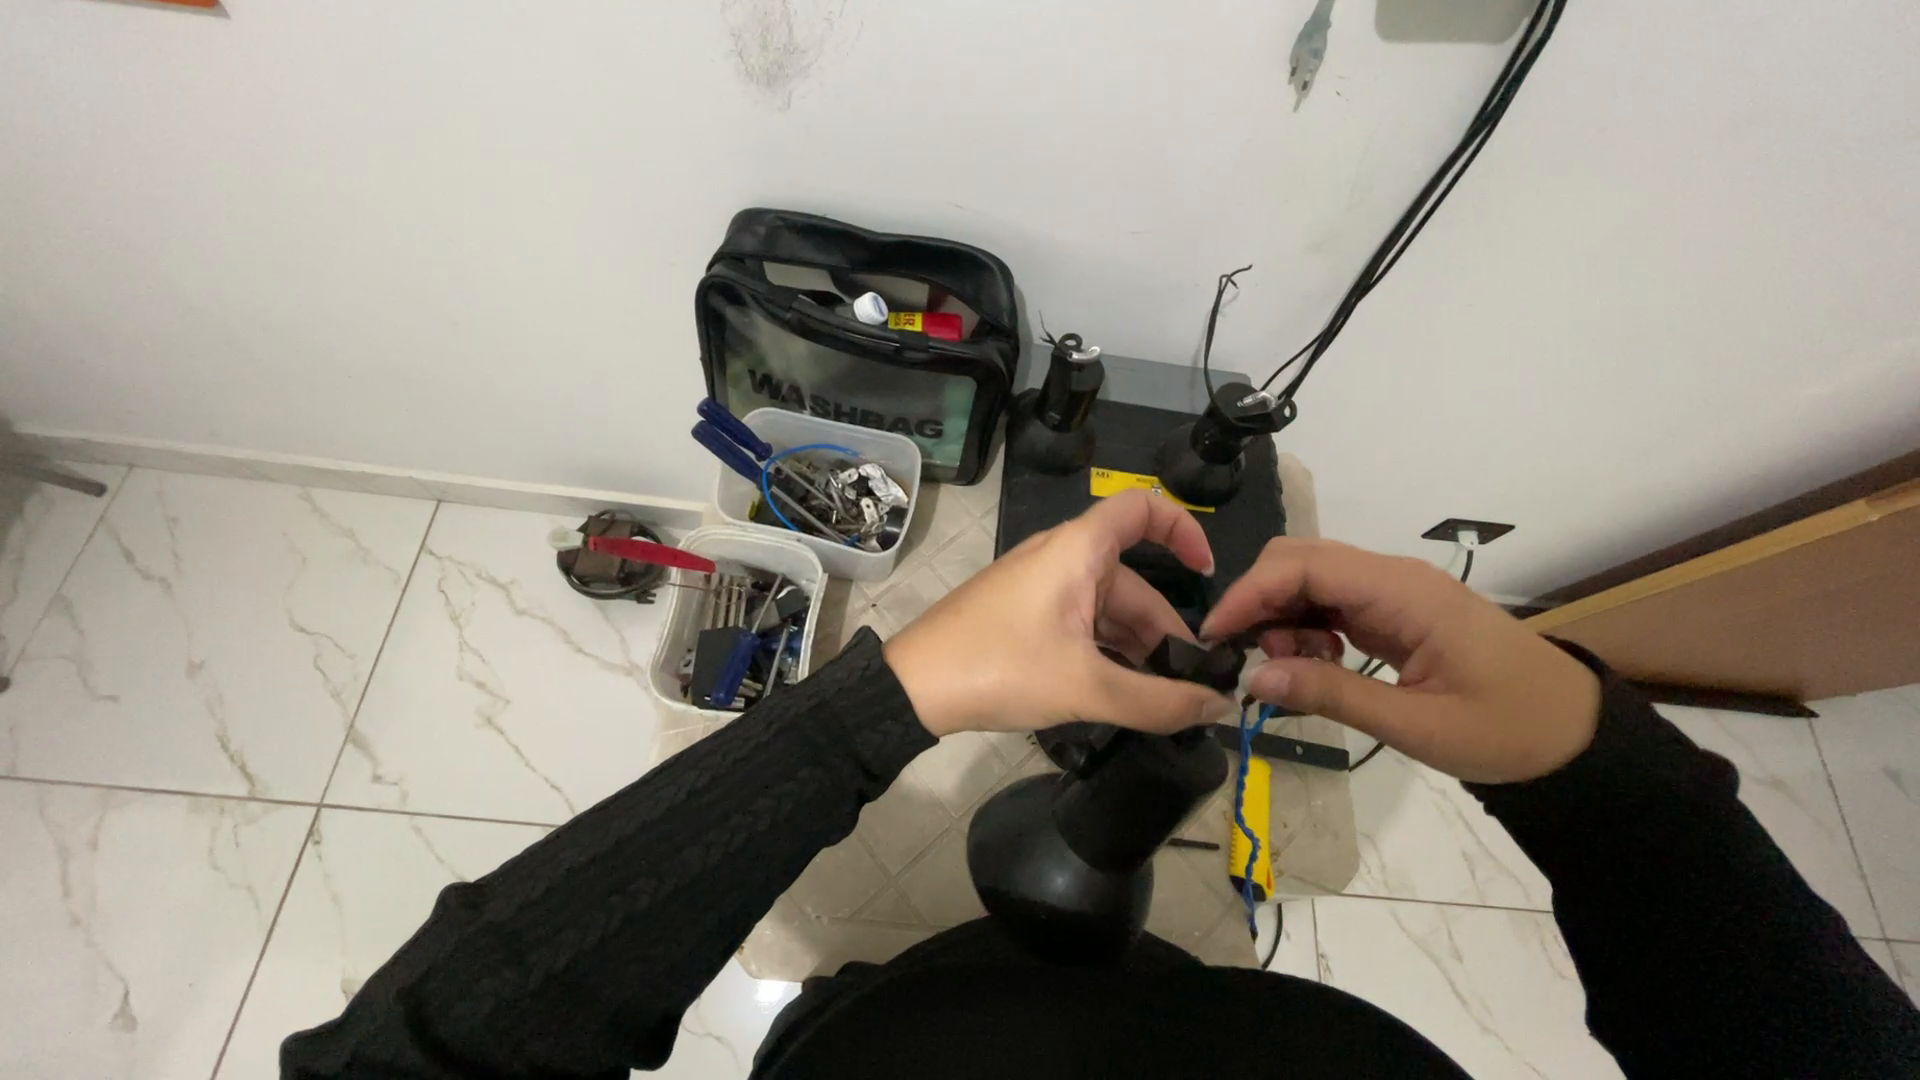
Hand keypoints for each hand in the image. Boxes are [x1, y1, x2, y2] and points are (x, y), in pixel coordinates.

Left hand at [884, 491, 1237, 738]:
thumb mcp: (1086, 688)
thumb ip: (1159, 701)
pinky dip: (1106, 650)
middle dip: (1165, 630)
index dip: (1183, 529)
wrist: (913, 686)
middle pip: (1133, 579)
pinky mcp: (1024, 611)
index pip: (1142, 508)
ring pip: (1106, 608)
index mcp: (1078, 550)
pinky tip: (1120, 692)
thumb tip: (1220, 708)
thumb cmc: (1001, 668)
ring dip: (1136, 647)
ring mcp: (1039, 585)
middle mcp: (1061, 557)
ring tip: (1161, 699)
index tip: (1207, 575)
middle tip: (1192, 685)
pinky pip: (1080, 621)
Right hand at [1198, 538, 1601, 783]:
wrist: (1575, 737)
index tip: (1215, 636)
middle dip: (1259, 601)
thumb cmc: (1507, 730)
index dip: (1250, 594)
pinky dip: (1303, 628)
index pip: (1303, 566)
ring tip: (1290, 670)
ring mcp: (1392, 592)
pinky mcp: (1391, 611)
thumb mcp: (1417, 725)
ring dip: (1280, 617)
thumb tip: (1252, 678)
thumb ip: (1331, 695)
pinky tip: (1313, 664)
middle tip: (1247, 657)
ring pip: (1308, 579)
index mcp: (1402, 592)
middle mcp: (1391, 577)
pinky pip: (1327, 602)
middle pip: (1298, 560)